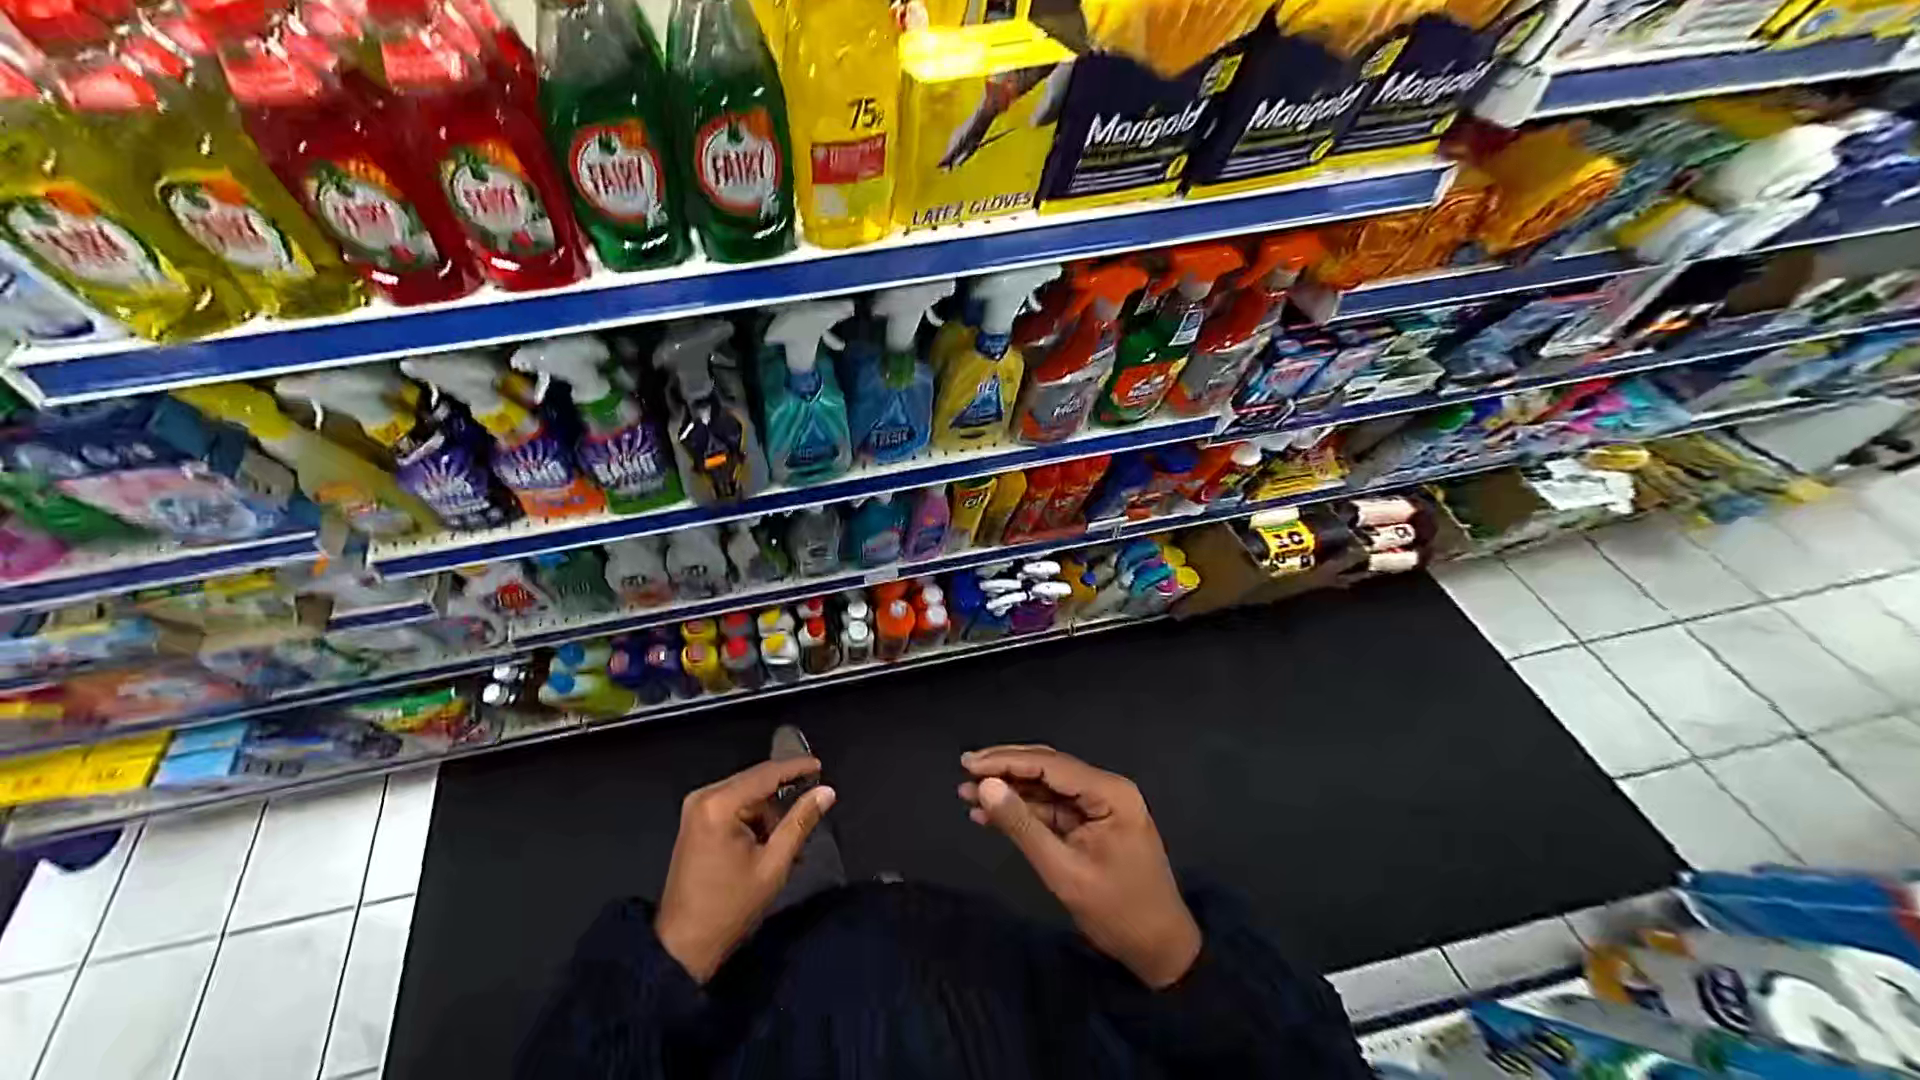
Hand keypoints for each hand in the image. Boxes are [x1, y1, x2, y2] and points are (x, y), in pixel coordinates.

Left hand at [655, 757, 834, 983]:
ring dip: (770, 814)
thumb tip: (826, 791)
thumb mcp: (774, 864)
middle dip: (784, 796)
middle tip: (812, 810)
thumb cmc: (730, 907)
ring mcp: (697, 808)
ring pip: (748, 795)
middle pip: (756, 781)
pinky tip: (769, 843)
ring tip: (790, 844)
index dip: (797, 767)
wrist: (684, 944)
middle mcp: (704, 797)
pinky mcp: (696, 820)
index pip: (767, 773)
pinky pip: (735, 806)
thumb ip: (801, 821)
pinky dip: (755, 820)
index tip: (821, 766)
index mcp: (719, 804)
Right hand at [958, 745, 1200, 988]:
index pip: (1049, 765)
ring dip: (1009, 790)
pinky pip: (1052, 808)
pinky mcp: (1091, 823)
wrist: (1159, 949)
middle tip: (964, 770)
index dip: (1005, 760)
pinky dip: (1023, 810)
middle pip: (1047, 767)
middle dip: (1004, 769)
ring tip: (967, 794)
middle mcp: (1106, 789)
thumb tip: (985, 786)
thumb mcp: (1063, 871)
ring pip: (1046, 786)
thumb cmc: (1117, 911)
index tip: (968, 763)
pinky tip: (991, 815)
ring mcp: (1099, 805)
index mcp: (1109, 792)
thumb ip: (1022, 826)